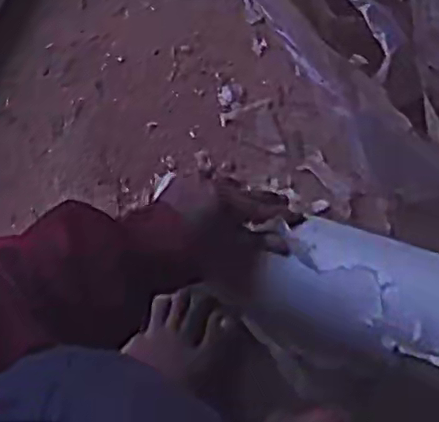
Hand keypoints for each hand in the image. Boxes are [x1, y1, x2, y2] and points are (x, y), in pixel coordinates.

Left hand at [155, 173, 291, 296]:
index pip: (261, 205)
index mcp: (225, 198)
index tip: (298, 218)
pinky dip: (218, 194)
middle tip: (281, 207)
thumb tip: (281, 242)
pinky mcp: (176, 187)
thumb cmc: (185, 256)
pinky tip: (222, 202)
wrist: (140, 249)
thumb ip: (254, 243)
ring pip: (224, 186)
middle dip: (263, 200)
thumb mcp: (226, 254)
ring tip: (253, 205)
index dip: (281, 213)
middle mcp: (209, 183)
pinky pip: (206, 186)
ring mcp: (190, 182)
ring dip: (239, 195)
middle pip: (243, 191)